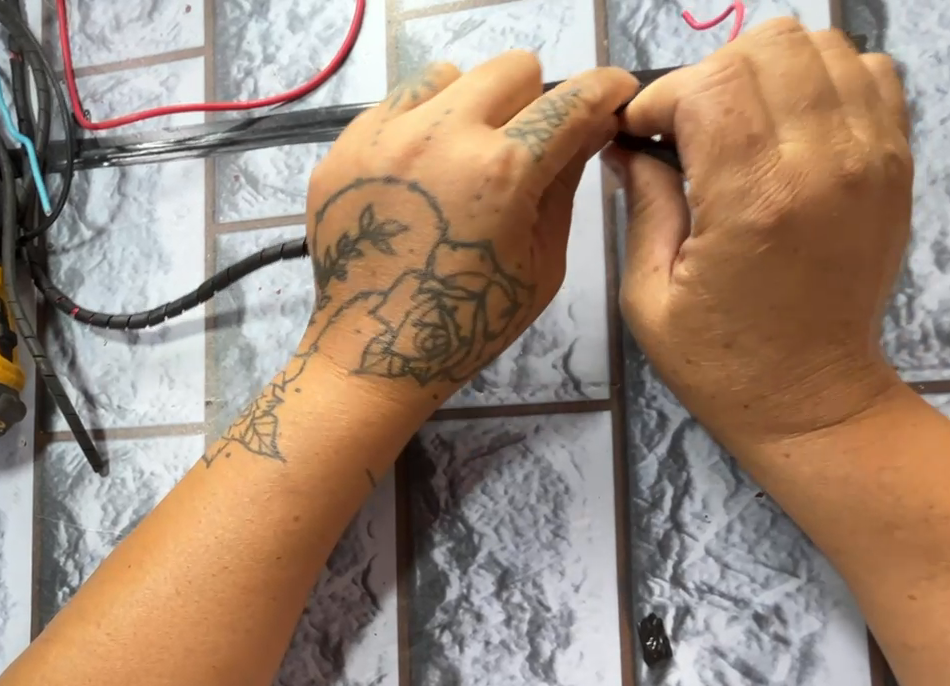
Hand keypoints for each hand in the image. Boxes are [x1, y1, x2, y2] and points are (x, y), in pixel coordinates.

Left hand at [207, 55, 636, 464]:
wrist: (374, 352)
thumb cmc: (465, 323)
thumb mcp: (540, 264)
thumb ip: (565, 184)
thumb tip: (590, 125)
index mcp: (503, 172)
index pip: (575, 98)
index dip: (603, 95)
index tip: (606, 103)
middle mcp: (440, 138)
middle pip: (511, 68)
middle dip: (529, 103)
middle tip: (519, 149)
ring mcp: (382, 141)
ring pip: (446, 77)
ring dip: (465, 109)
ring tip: (456, 165)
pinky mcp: (342, 153)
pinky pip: (393, 107)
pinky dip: (414, 132)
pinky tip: (413, 183)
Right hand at [610, 18, 913, 450]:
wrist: (807, 392)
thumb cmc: (716, 357)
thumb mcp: (649, 296)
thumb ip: (644, 207)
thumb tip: (630, 146)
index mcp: (753, 201)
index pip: (710, 85)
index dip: (660, 97)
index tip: (638, 134)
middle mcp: (823, 162)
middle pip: (770, 46)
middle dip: (710, 76)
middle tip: (684, 129)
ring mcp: (872, 155)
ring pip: (822, 46)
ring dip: (764, 74)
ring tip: (733, 128)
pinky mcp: (895, 161)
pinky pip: (869, 72)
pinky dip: (818, 82)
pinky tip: (783, 130)